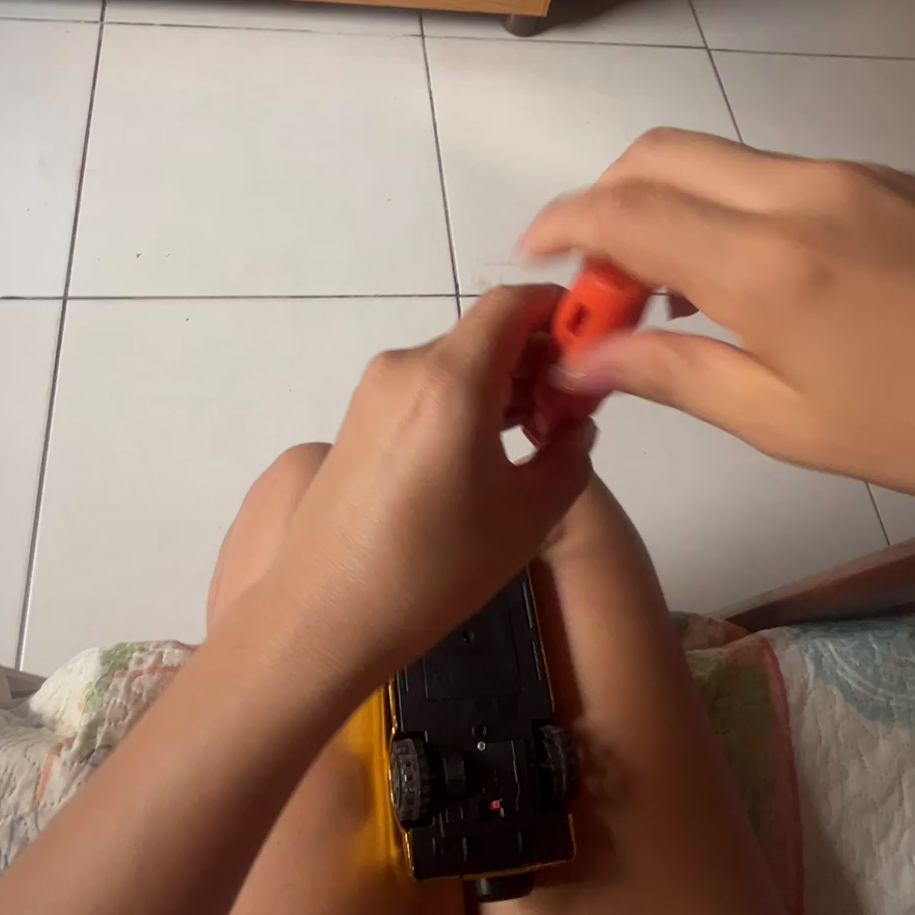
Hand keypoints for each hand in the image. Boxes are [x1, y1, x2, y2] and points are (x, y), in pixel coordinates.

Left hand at [259, 285, 596, 676]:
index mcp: (450, 376)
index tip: (590, 357)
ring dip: (500, 385)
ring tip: (527, 443)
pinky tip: (480, 455)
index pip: (513, 302)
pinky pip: (424, 389)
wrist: (325, 613)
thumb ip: (570, 453)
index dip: (561, 313)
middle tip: (564, 420)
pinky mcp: (358, 419)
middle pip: (485, 333)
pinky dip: (463, 402)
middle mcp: (406, 366)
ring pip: (455, 363)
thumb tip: (572, 427)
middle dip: (536, 360)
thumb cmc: (434, 565)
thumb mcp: (528, 514)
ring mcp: (374, 391)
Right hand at [518, 128, 914, 532]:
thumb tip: (582, 363)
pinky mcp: (894, 181)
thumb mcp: (787, 423)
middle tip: (596, 278)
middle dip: (602, 202)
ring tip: (666, 296)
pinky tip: (749, 281)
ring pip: (717, 161)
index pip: (625, 212)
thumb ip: (672, 377)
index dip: (562, 226)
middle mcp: (800, 194)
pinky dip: (725, 211)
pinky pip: (774, 177)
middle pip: (660, 156)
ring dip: (665, 209)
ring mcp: (854, 176)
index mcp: (767, 263)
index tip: (531, 258)